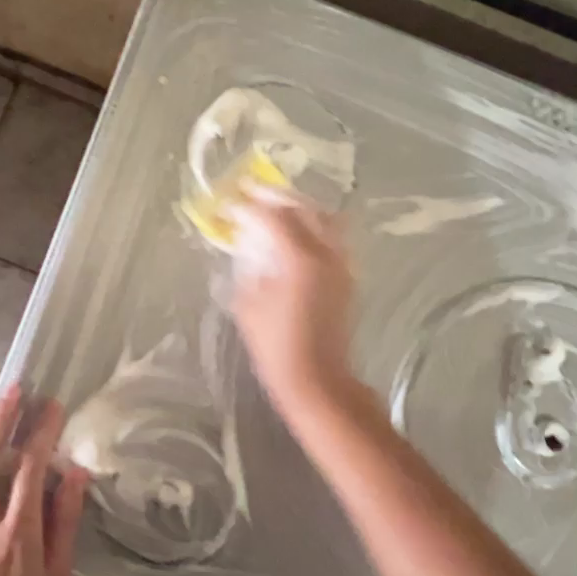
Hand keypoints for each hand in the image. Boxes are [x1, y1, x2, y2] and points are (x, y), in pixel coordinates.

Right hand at [226, 193, 358, 404]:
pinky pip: (331, 238)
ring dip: (299, 209)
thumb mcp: (248, 304)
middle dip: (277, 198)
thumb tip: (247, 249)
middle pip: (304, 208)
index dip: (248, 205)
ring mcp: (341, 264)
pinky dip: (312, 228)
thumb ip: (248, 268)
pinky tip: (294, 239)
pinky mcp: (346, 278)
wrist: (317, 379)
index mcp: (299, 257)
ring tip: (276, 212)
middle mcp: (326, 253)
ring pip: (324, 219)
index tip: (230, 201)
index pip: (273, 216)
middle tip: (254, 195)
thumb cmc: (275, 347)